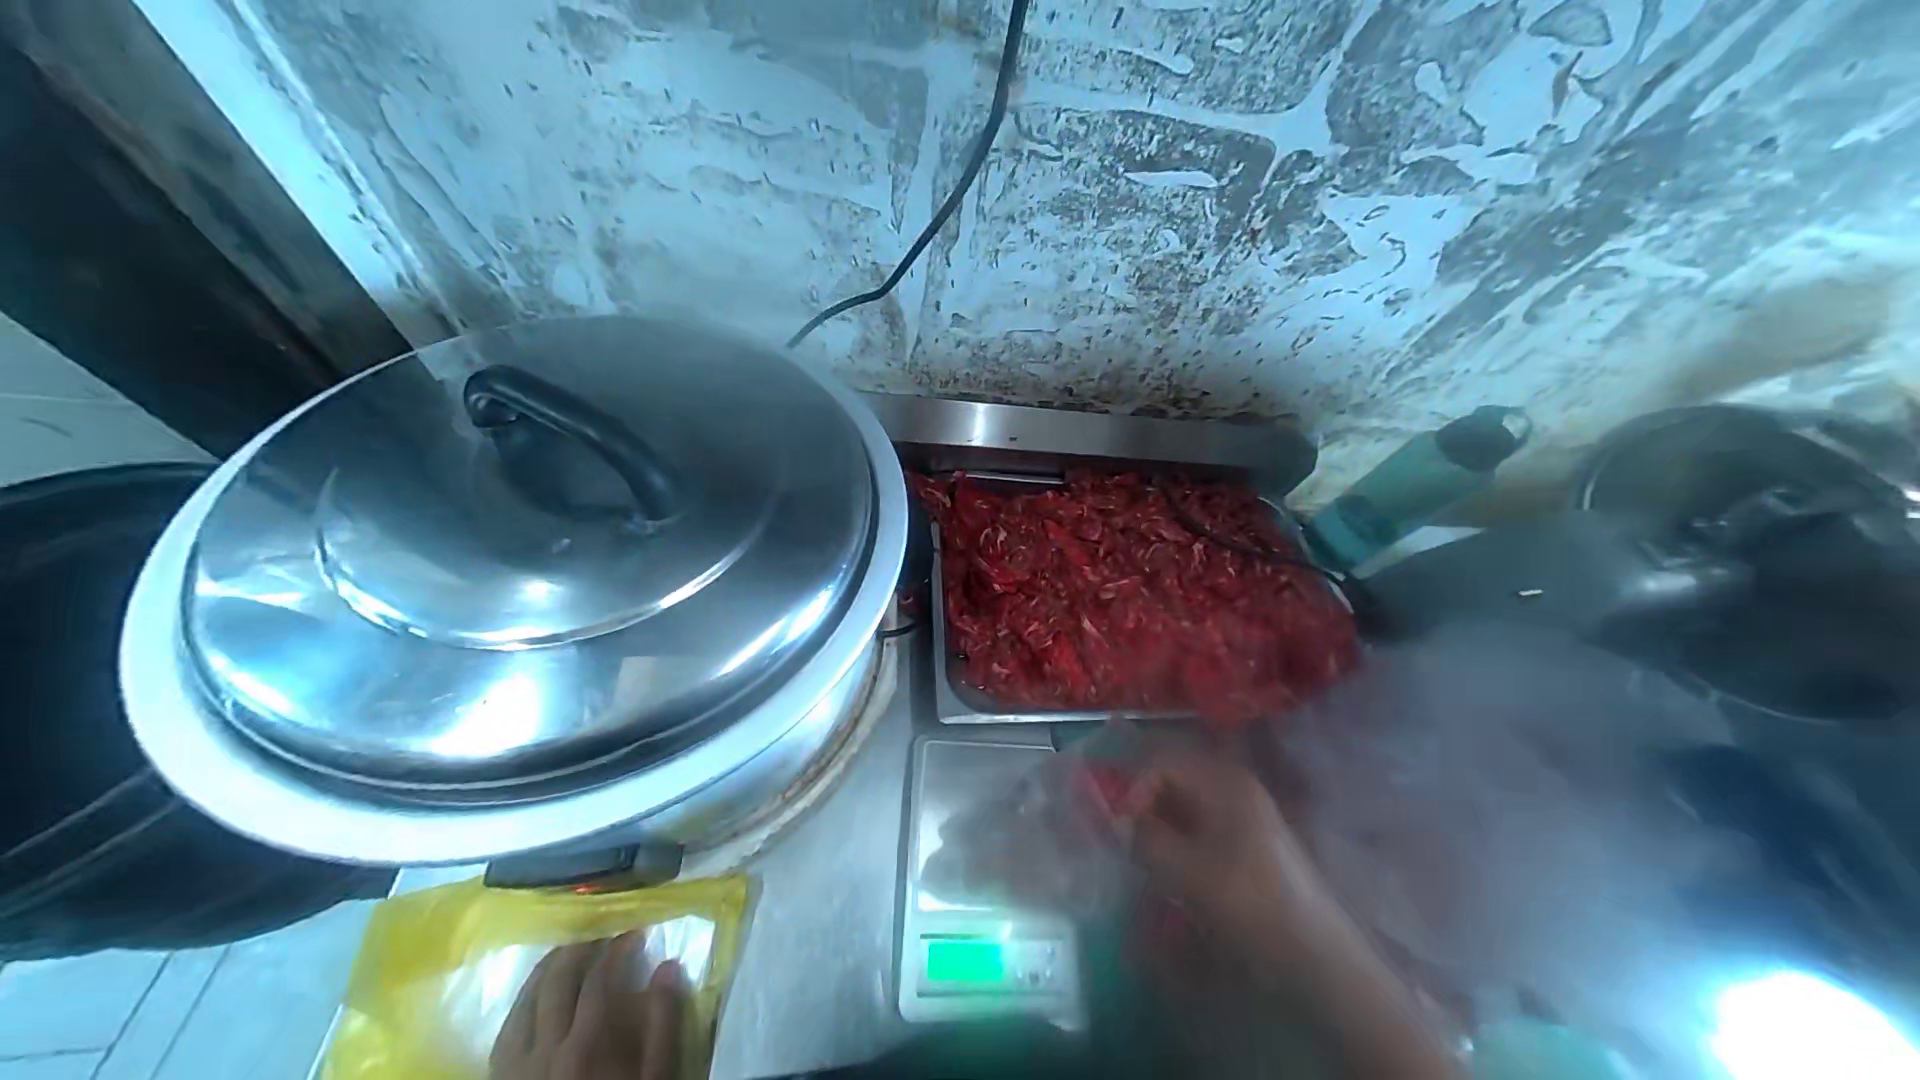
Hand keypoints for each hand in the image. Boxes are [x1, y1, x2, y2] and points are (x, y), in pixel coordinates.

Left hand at [490, 933, 684, 1079]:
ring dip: (546, 969)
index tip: (635, 933)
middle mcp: (545, 1049)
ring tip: (567, 952)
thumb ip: (663, 1023)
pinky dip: (522, 1002)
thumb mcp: (657, 1078)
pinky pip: (504, 1031)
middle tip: (600, 933)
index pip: (601, 977)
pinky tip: (534, 997)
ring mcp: (515, 1069)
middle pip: (557, 981)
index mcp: (588, 1045)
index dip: (618, 947)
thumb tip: (668, 966)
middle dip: (579, 947)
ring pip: (523, 1002)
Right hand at [1125, 755, 1365, 977]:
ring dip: (1159, 826)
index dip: (1134, 790)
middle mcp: (1234, 787)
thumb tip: (1116, 822)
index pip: (1162, 764)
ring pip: (1184, 805)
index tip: (1119, 827)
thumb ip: (1146, 839)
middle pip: (1174, 781)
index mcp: (1224, 781)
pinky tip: (1172, 871)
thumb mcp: (1188, 872)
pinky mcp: (1247, 841)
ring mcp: (1244, 813)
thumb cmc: (1250, 902)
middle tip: (1127, 843)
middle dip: (1145, 807)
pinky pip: (1199, 826)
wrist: (1317, 956)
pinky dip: (1178, 840)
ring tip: (1146, 860)